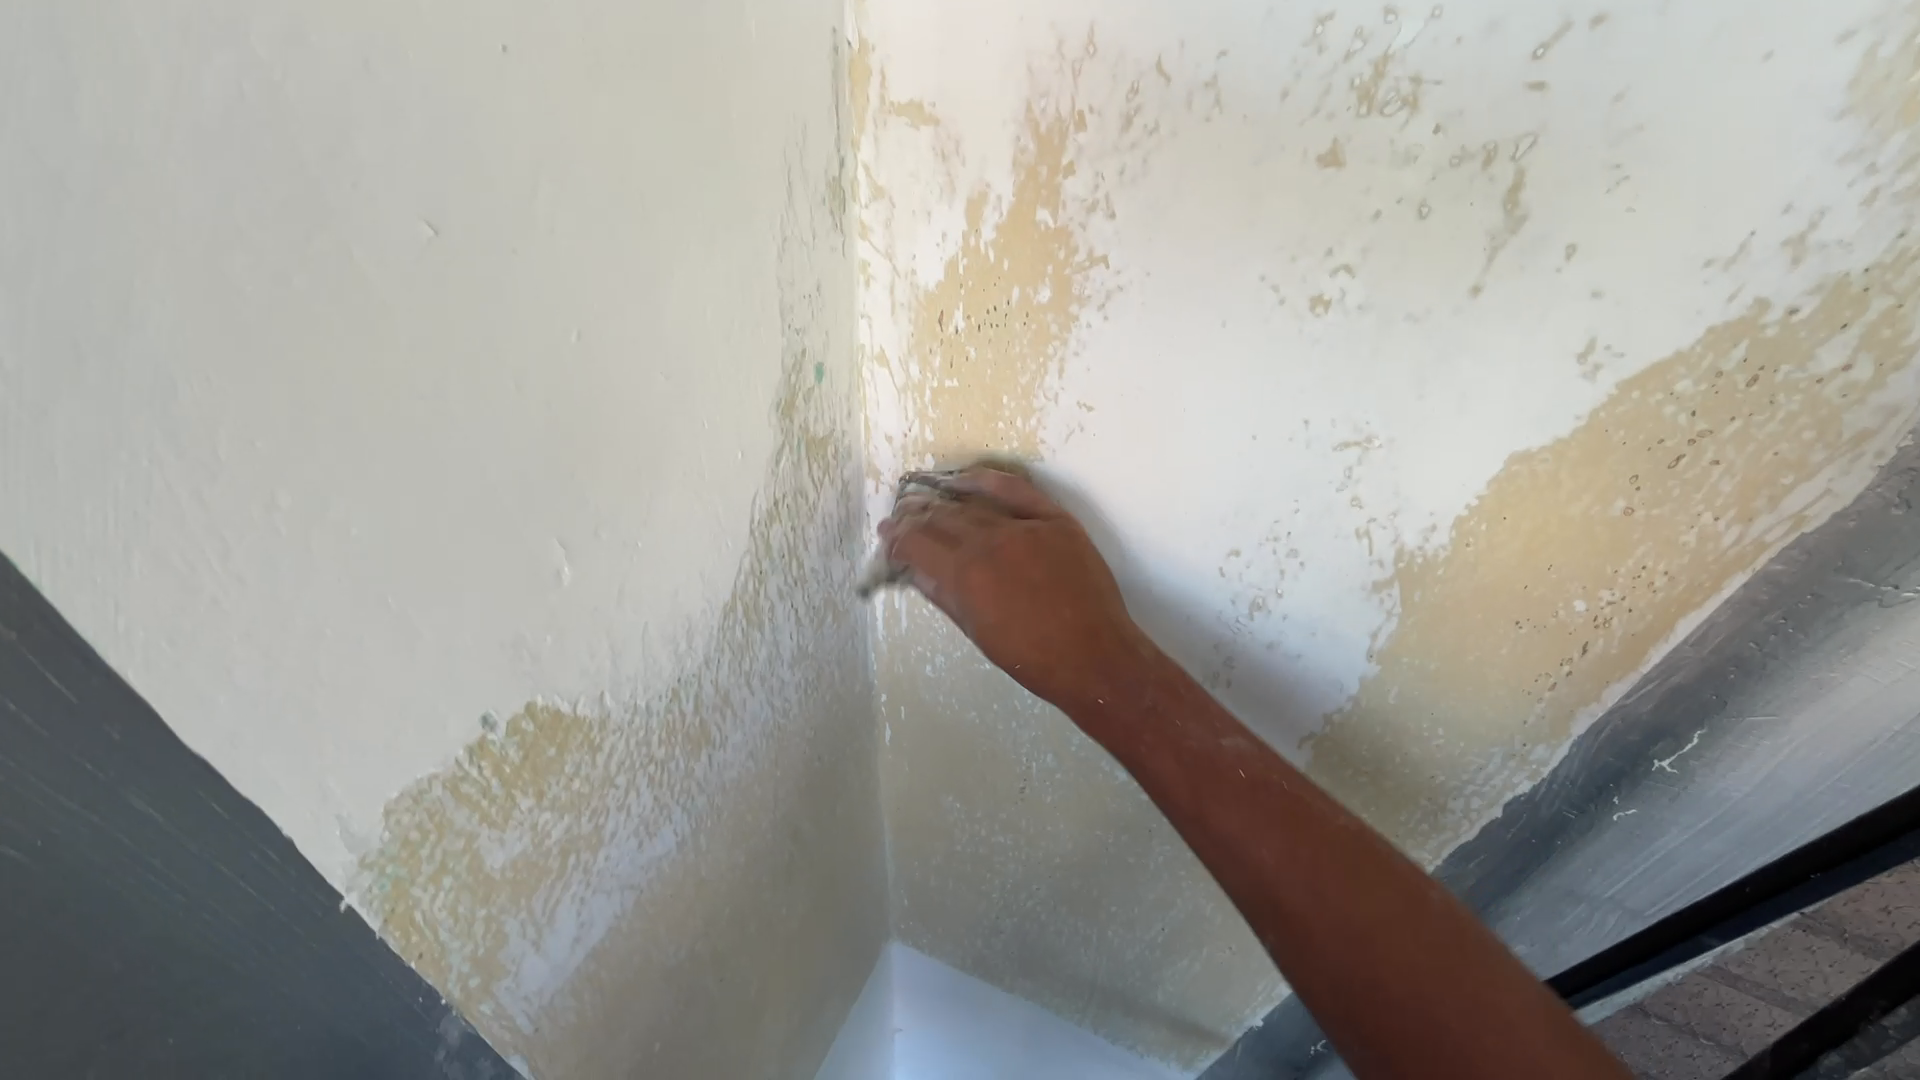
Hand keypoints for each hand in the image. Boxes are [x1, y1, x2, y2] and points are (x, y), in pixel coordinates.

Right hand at [877, 465, 1155, 712]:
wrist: (1094, 656)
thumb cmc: (1032, 657)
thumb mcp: (977, 632)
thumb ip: (944, 596)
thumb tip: (916, 572)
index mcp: (966, 575)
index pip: (918, 544)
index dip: (897, 540)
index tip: (888, 538)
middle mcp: (990, 542)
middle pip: (941, 519)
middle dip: (914, 518)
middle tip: (899, 517)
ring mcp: (1024, 527)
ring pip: (972, 505)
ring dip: (942, 501)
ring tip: (923, 500)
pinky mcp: (1054, 520)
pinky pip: (1015, 489)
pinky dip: (987, 480)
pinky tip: (965, 478)